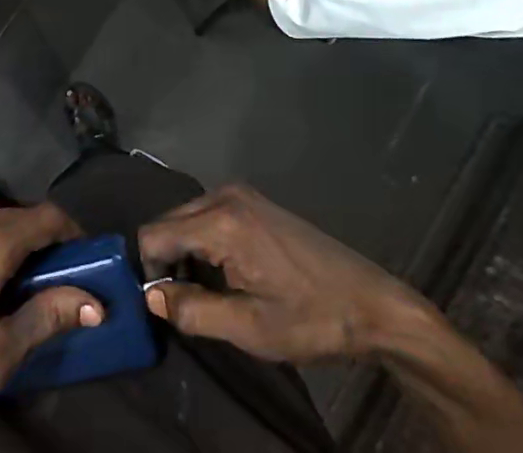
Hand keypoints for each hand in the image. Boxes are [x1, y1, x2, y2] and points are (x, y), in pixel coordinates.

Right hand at [139, 185, 432, 363]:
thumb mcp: (248, 327)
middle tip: (187, 304)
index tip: (166, 304)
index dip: (149, 270)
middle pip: (168, 223)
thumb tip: (149, 297)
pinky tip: (227, 274)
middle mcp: (225, 195)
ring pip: (186, 220)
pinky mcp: (254, 202)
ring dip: (186, 255)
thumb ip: (191, 310)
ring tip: (209, 293)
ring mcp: (242, 195)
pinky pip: (207, 217)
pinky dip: (204, 244)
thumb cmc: (312, 318)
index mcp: (221, 221)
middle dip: (167, 262)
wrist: (373, 304)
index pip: (154, 234)